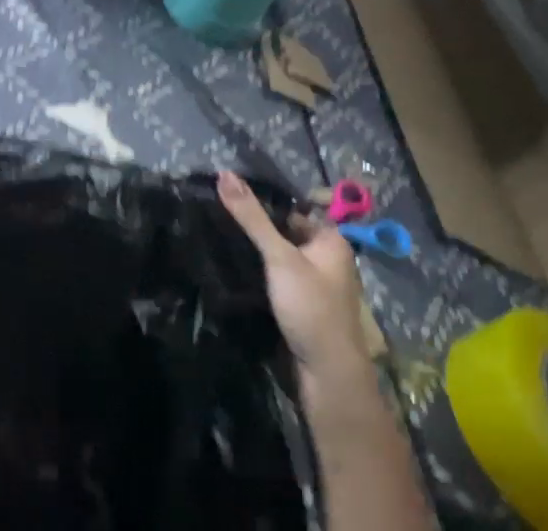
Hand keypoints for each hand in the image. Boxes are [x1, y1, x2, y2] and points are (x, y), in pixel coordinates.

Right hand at [217, 170, 367, 380]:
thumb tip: (225, 174)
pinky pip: (277, 276)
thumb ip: (251, 217)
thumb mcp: (279, 257)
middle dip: (258, 221)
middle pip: (287, 229)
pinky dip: (258, 269)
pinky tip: (232, 264)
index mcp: (331, 241)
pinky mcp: (300, 304)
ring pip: (280, 254)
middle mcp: (326, 258)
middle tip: (216, 207)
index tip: (232, 187)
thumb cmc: (310, 307)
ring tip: (217, 230)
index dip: (267, 196)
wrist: (326, 373)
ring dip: (255, 247)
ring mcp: (314, 283)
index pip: (297, 206)